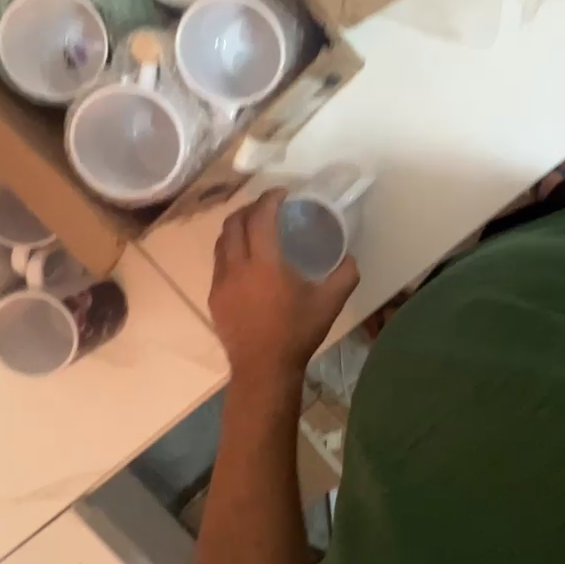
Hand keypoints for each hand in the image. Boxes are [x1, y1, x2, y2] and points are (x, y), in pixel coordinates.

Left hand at [208, 188, 359, 397]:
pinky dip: (231, 249)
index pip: (260, 217)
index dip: (269, 199)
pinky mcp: (214, 297)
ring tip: (254, 227)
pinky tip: (246, 259)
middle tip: (268, 207)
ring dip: (236, 227)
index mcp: (265, 263)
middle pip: (234, 223)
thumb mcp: (331, 302)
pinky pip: (219, 262)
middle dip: (250, 208)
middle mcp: (237, 267)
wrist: (264, 369)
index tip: (283, 194)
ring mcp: (221, 282)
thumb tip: (350, 258)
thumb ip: (345, 275)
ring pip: (221, 242)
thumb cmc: (298, 332)